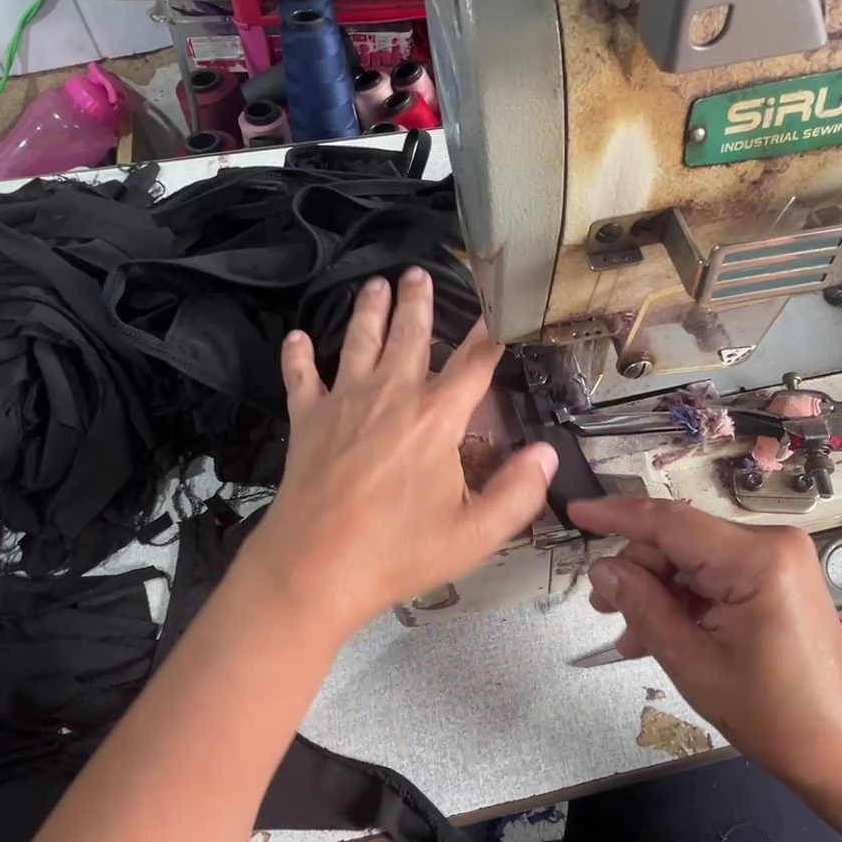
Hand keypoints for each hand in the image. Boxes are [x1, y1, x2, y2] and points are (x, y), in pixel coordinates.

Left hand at [237, 267, 556, 632]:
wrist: (314, 568)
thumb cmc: (398, 552)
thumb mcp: (474, 534)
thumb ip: (518, 492)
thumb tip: (546, 453)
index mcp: (436, 417)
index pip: (473, 363)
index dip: (490, 334)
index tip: (497, 310)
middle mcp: (391, 394)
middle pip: (409, 335)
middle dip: (417, 302)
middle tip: (418, 273)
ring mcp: (344, 402)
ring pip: (359, 341)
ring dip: (368, 311)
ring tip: (375, 285)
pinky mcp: (307, 419)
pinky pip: (301, 377)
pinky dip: (298, 356)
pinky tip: (295, 338)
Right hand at [568, 497, 841, 789]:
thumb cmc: (778, 717)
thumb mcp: (693, 663)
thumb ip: (643, 606)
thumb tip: (603, 569)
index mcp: (757, 558)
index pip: (669, 521)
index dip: (616, 514)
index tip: (576, 510)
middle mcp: (771, 543)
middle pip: (679, 539)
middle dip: (637, 571)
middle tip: (603, 610)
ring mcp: (778, 557)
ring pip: (693, 557)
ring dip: (659, 590)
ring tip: (631, 636)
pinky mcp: (778, 575)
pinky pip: (715, 572)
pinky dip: (686, 597)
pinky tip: (662, 631)